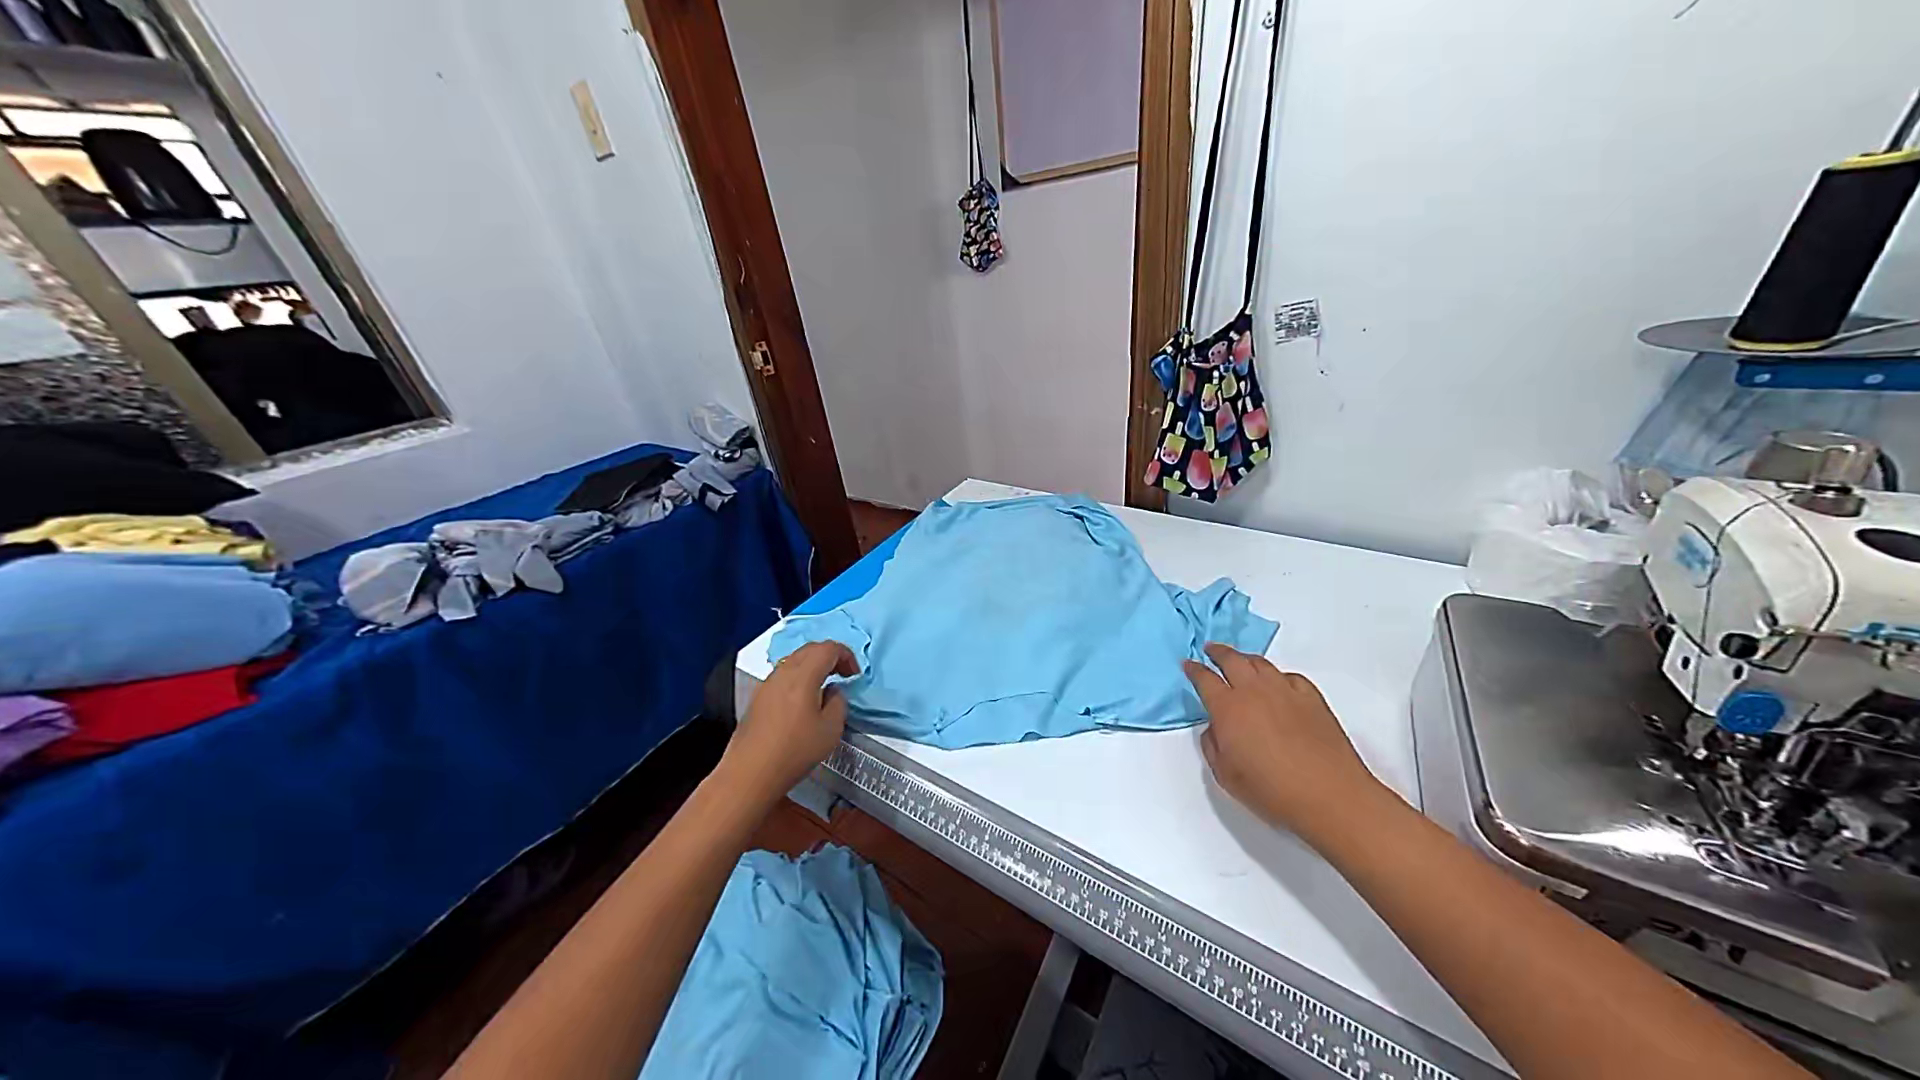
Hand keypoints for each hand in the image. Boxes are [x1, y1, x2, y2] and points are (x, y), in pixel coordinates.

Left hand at [720, 641, 858, 804]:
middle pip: (810, 649)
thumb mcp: (831, 729)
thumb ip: (838, 702)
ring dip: (814, 666)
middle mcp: (783, 673)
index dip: (846, 655)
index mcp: (803, 675)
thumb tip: (834, 691)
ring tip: (825, 685)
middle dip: (831, 656)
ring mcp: (767, 684)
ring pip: (794, 661)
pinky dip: (799, 677)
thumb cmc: (794, 751)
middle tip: (844, 673)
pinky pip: (783, 675)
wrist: (750, 772)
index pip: (828, 648)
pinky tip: (804, 699)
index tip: (855, 674)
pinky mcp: (758, 697)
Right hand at [1184, 644, 1391, 848]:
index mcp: (1228, 708)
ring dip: (1246, 659)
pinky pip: (1289, 677)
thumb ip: (1212, 744)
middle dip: (1218, 652)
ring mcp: (1286, 691)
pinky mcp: (1312, 699)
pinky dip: (1278, 675)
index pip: (1204, 679)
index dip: (1194, 670)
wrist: (1329, 796)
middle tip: (1211, 650)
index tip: (1189, 665)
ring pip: (1261, 663)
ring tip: (1240, 660)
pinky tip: (1277, 683)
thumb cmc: (1272, 791)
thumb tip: (1215, 728)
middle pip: (1232, 660)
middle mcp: (1255, 691)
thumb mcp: (1225, 774)